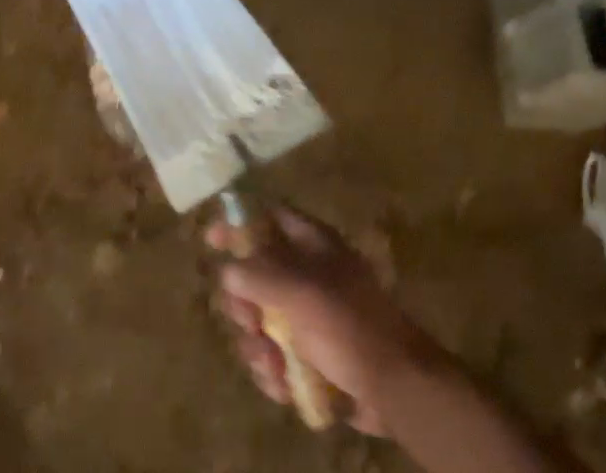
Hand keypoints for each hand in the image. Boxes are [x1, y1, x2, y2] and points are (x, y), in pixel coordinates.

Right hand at [207, 207, 435, 434]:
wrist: (395, 387)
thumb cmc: (349, 326)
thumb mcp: (301, 292)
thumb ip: (258, 275)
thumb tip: (228, 271)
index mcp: (314, 246)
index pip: (270, 218)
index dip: (240, 223)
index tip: (211, 239)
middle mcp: (309, 276)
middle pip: (255, 276)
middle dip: (243, 304)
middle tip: (250, 320)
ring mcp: (310, 317)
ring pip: (260, 322)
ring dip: (257, 346)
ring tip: (271, 363)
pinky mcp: (311, 355)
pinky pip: (274, 356)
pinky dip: (273, 371)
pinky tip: (282, 384)